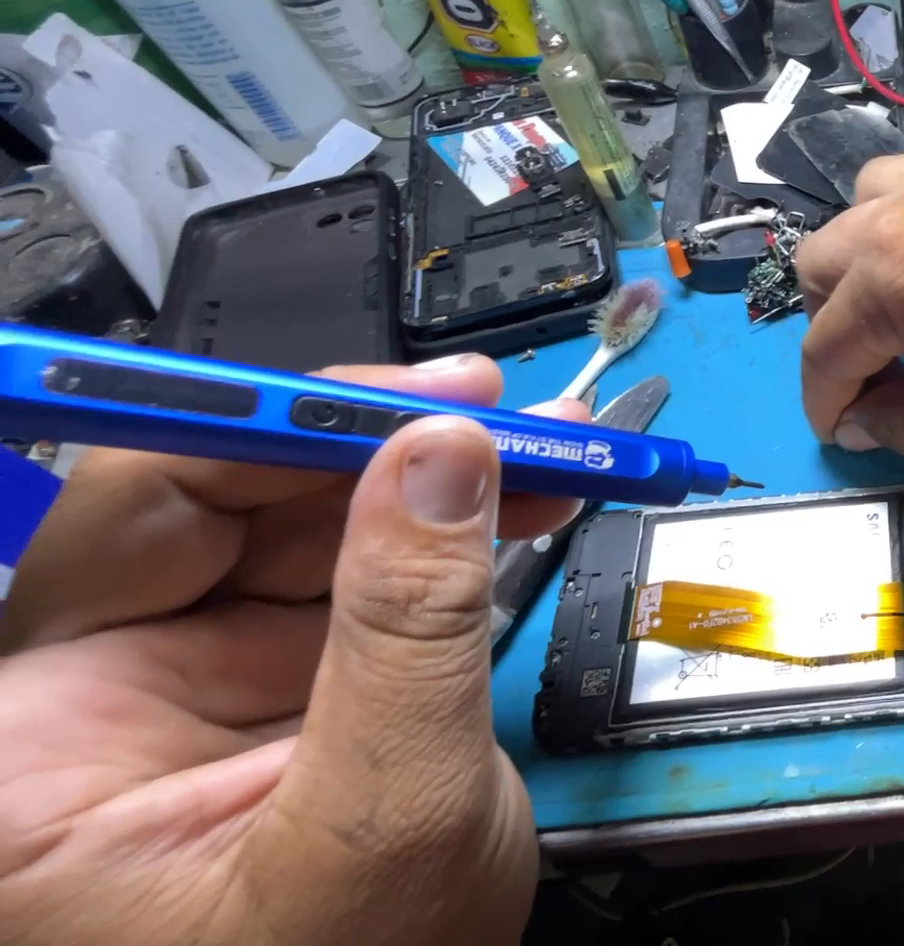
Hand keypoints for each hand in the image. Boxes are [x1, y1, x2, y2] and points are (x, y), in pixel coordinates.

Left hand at [0, 357, 585, 944]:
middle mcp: (89, 693)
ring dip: (437, 478)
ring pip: (315, 525)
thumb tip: (446, 452)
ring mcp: (197, 681)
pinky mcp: (288, 678)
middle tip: (505, 411)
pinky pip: (367, 572)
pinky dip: (452, 530)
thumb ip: (412, 626)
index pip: (141, 513)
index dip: (284, 430)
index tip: (427, 396)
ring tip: (548, 454)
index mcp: (27, 743)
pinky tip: (522, 505)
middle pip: (231, 502)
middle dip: (383, 444)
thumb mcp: (394, 809)